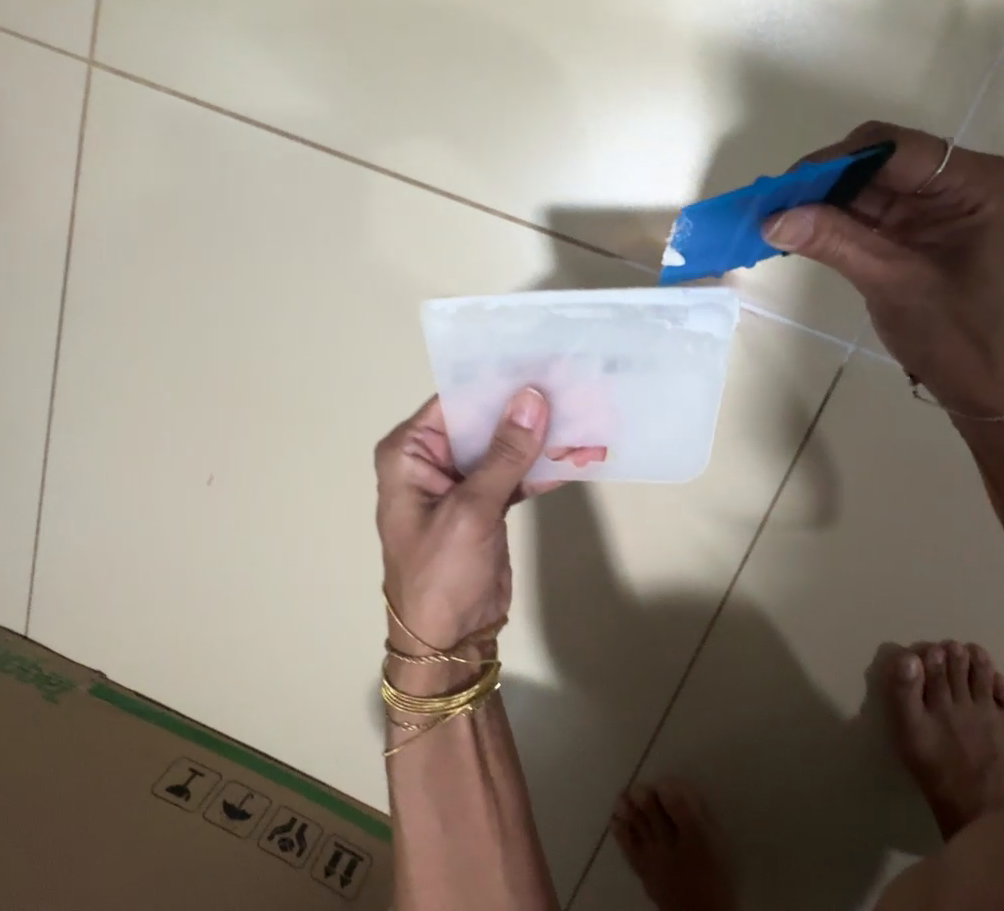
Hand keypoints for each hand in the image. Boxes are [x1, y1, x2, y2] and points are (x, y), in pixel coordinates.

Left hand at [374, 389, 594, 650]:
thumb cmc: (441, 573)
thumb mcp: (470, 509)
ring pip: (509, 447)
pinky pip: (519, 474)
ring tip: (592, 424)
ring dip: (547, 440)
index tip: (546, 362)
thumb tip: (532, 396)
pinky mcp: (488, 503)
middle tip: (580, 389)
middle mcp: (433, 458)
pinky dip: (546, 468)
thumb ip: (505, 453)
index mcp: (410, 451)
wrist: (447, 641)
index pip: (458, 400)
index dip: (501, 382)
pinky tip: (581, 456)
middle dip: (532, 410)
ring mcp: (463, 481)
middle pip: (488, 421)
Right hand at [763, 122, 1003, 417]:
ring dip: (828, 200)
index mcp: (982, 184)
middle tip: (775, 205)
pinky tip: (805, 229)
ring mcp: (951, 203)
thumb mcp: (892, 283)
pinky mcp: (932, 226)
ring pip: (876, 184)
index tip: (785, 187)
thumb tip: (772, 218)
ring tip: (780, 217)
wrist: (988, 386)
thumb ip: (835, 241)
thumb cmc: (957, 338)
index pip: (897, 149)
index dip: (836, 162)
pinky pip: (879, 210)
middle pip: (884, 161)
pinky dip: (841, 219)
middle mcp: (971, 181)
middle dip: (827, 182)